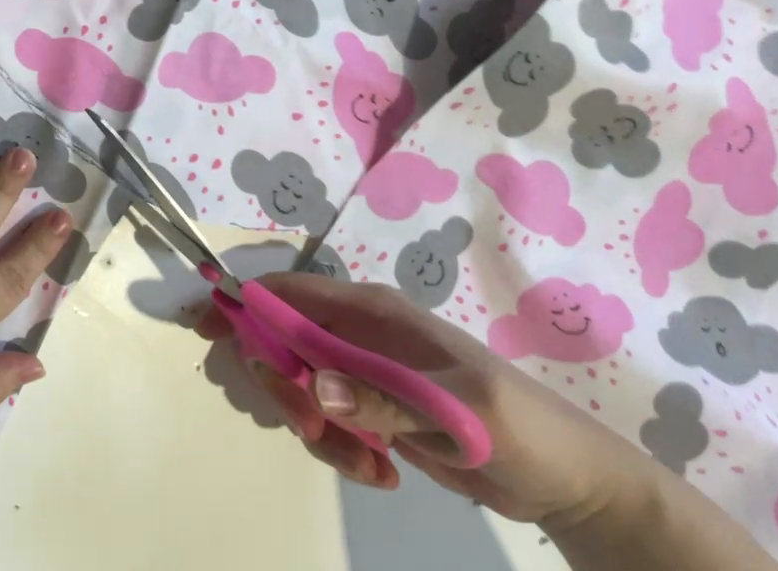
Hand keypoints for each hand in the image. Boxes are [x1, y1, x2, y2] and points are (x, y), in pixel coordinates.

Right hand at [198, 272, 650, 529]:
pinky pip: (322, 420)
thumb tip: (312, 385)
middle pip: (278, 344)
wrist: (573, 485)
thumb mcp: (460, 415)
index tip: (205, 332)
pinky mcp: (367, 408)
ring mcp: (360, 372)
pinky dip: (337, 448)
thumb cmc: (522, 431)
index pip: (285, 293)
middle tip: (310, 424)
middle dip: (282, 388)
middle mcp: (357, 334)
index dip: (240, 304)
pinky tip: (380, 469)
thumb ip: (382, 398)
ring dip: (315, 428)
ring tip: (365, 461)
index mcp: (373, 312)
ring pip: (296, 388)